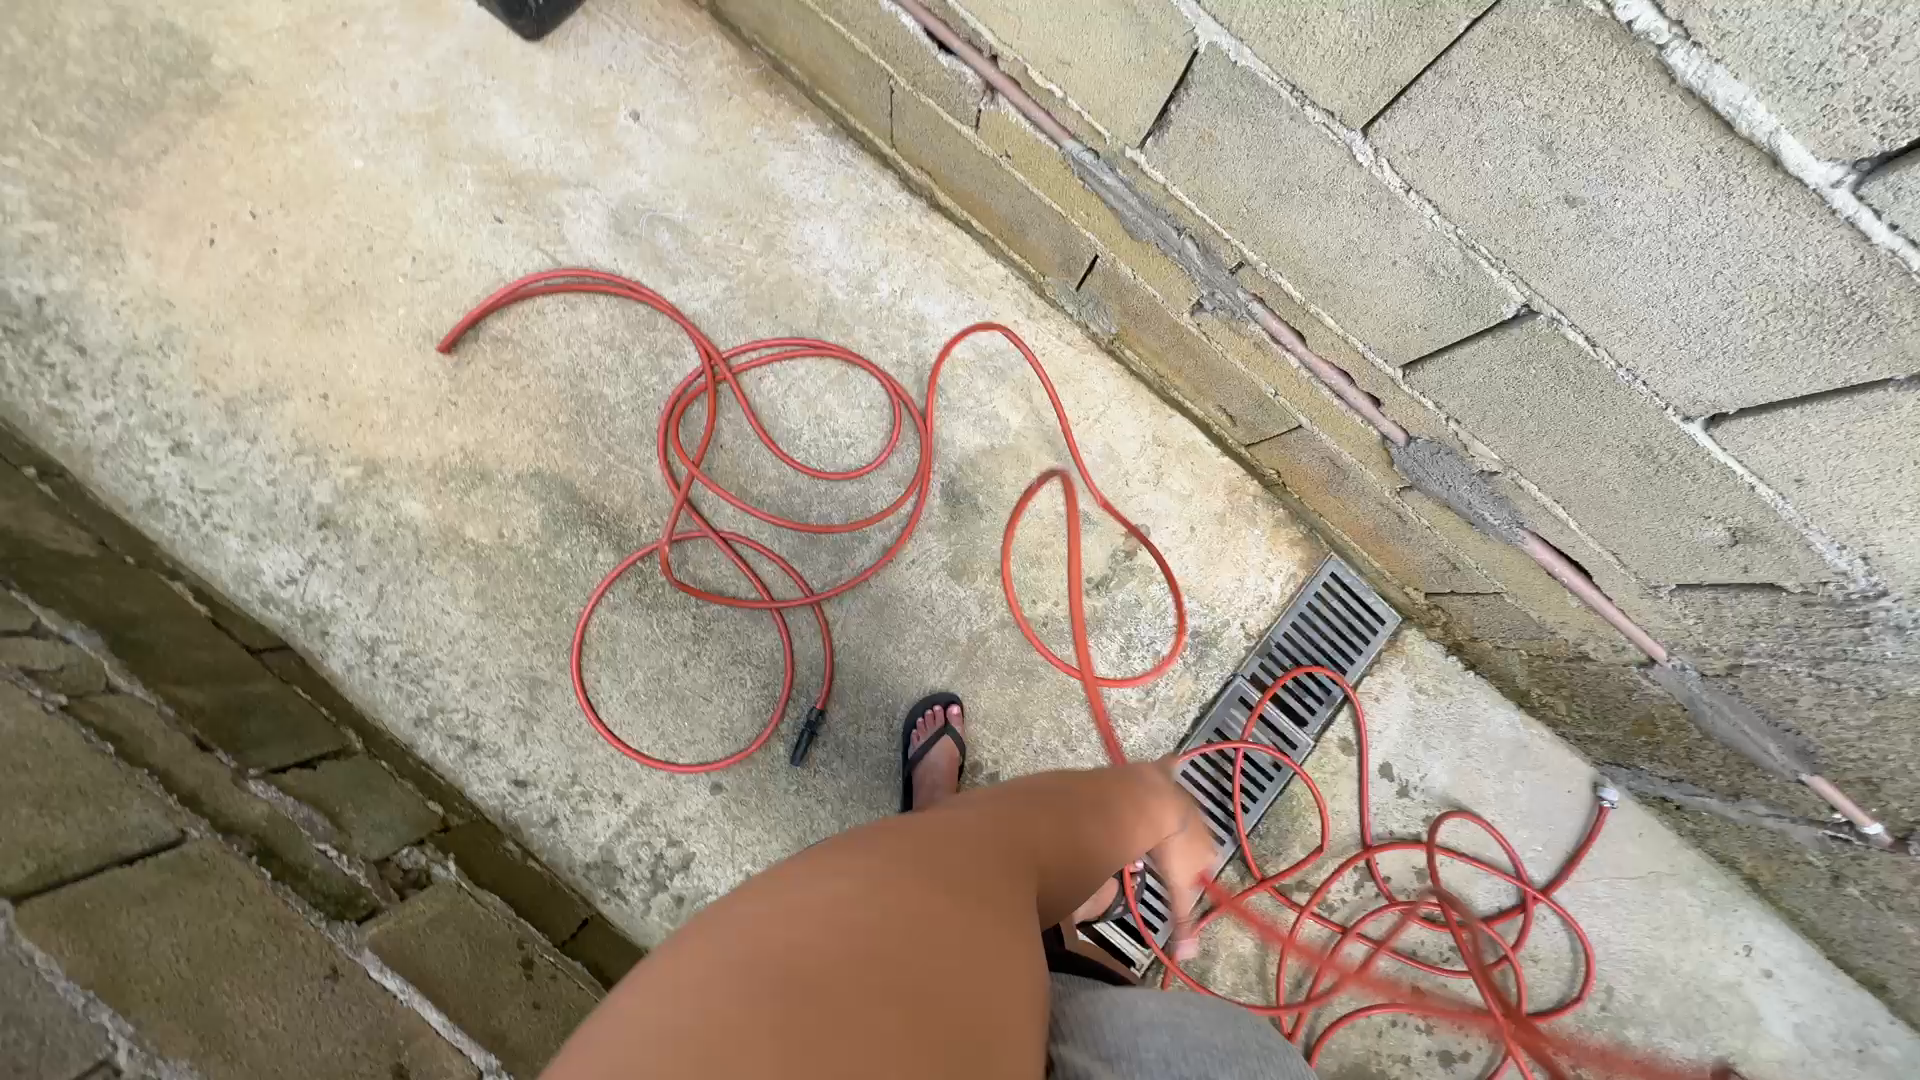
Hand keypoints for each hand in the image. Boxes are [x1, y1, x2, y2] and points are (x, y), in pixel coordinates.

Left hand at [1139, 760, 1214, 962]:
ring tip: (1147, 825)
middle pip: (1191, 832)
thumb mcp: (1178, 887)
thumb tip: (1188, 955)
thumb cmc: (1169, 847)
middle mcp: (1198, 818)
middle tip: (1156, 853)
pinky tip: (1171, 760)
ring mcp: (1180, 794)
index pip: (1205, 861)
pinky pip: (1170, 766)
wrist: (1150, 804)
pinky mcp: (1163, 773)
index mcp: (1205, 846)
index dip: (1190, 871)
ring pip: (1178, 805)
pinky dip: (1171, 765)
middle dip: (1177, 842)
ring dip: (1167, 814)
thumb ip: (1183, 918)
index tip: (1175, 877)